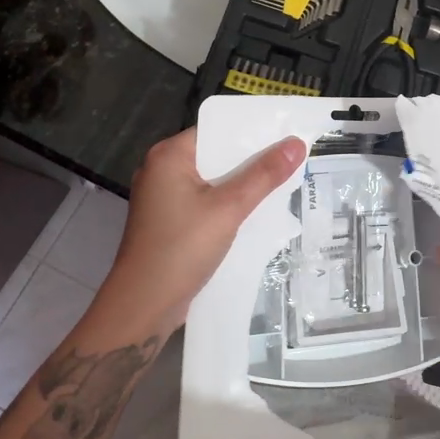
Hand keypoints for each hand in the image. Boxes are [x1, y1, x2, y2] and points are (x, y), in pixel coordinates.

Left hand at [94, 129, 305, 332]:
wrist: (142, 309)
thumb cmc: (181, 248)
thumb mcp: (229, 208)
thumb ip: (264, 175)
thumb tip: (297, 143)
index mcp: (168, 156)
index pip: (216, 129)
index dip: (251, 129)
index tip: (285, 131)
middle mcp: (161, 170)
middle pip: (215, 154)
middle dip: (251, 158)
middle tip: (291, 155)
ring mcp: (162, 199)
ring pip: (212, 180)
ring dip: (241, 183)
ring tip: (281, 180)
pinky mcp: (167, 223)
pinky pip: (204, 202)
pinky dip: (228, 203)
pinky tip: (255, 210)